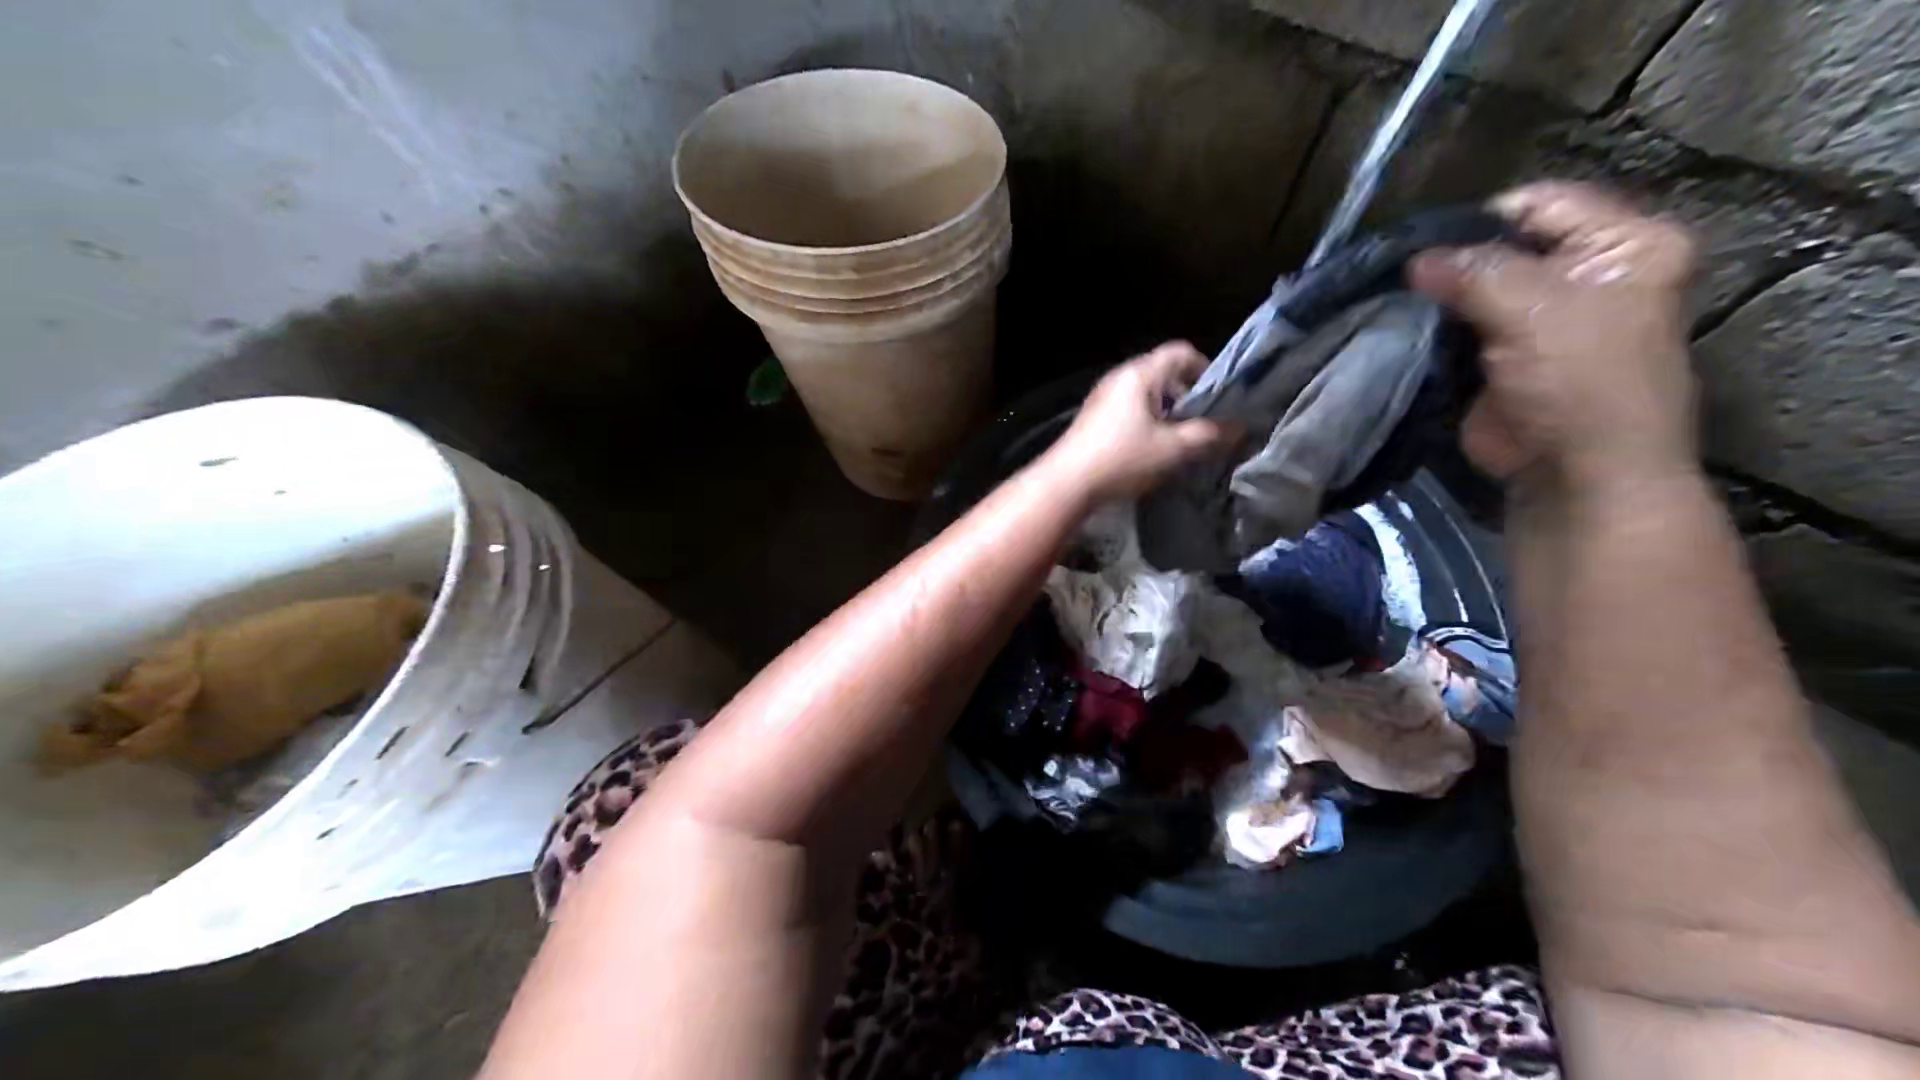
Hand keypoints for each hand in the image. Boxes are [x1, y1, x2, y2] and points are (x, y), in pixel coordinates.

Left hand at [1040, 342, 1235, 501]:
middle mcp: (1119, 378)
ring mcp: (1103, 398)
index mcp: (1139, 374)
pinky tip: (1152, 450)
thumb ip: (1209, 435)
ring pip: (1146, 395)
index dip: (1204, 368)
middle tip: (1202, 423)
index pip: (1180, 352)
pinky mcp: (1094, 419)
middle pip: (1163, 373)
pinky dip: (1147, 423)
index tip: (1218, 397)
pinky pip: (1129, 411)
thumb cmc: (1122, 459)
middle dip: (1187, 396)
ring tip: (1179, 441)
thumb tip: (1240, 427)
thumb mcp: (1172, 449)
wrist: (1066, 484)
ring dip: (1167, 413)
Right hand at [1409, 181, 1699, 491]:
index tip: (1423, 241)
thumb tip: (1414, 259)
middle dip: (1452, 260)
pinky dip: (1431, 327)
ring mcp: (1538, 317)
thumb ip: (1475, 273)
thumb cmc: (1579, 381)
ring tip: (1391, 299)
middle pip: (1504, 246)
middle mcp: (1584, 274)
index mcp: (1623, 245)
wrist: (1573, 470)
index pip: (1542, 204)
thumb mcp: (1535, 310)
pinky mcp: (1500, 354)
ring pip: (1474, 288)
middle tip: (1397, 272)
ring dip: (1437, 297)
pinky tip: (1399, 326)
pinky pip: (1458, 327)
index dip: (1482, 219)